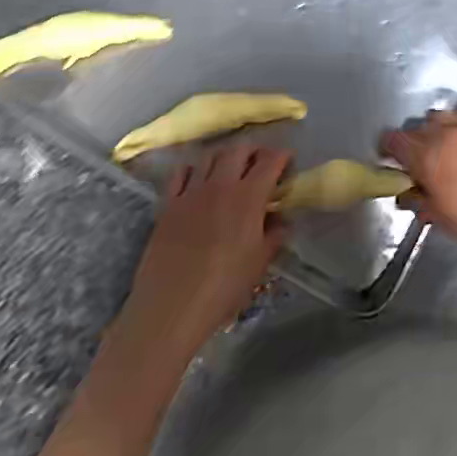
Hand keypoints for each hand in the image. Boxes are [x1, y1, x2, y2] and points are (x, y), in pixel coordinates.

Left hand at [115, 144, 289, 355]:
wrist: (171, 306)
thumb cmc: (224, 287)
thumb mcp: (259, 263)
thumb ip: (274, 235)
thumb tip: (282, 220)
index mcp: (248, 197)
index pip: (270, 161)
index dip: (282, 156)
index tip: (288, 162)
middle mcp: (220, 185)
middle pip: (239, 149)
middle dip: (254, 151)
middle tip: (261, 165)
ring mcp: (191, 192)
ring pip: (209, 156)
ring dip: (225, 156)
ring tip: (231, 170)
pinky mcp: (168, 204)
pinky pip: (182, 173)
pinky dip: (194, 169)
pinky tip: (198, 181)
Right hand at [382, 103, 456, 253]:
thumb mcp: (441, 218)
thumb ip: (419, 202)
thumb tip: (408, 195)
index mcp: (424, 157)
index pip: (393, 140)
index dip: (388, 150)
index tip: (391, 161)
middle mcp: (442, 135)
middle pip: (415, 128)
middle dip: (412, 143)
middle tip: (419, 165)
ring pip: (439, 116)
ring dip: (435, 129)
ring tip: (442, 148)